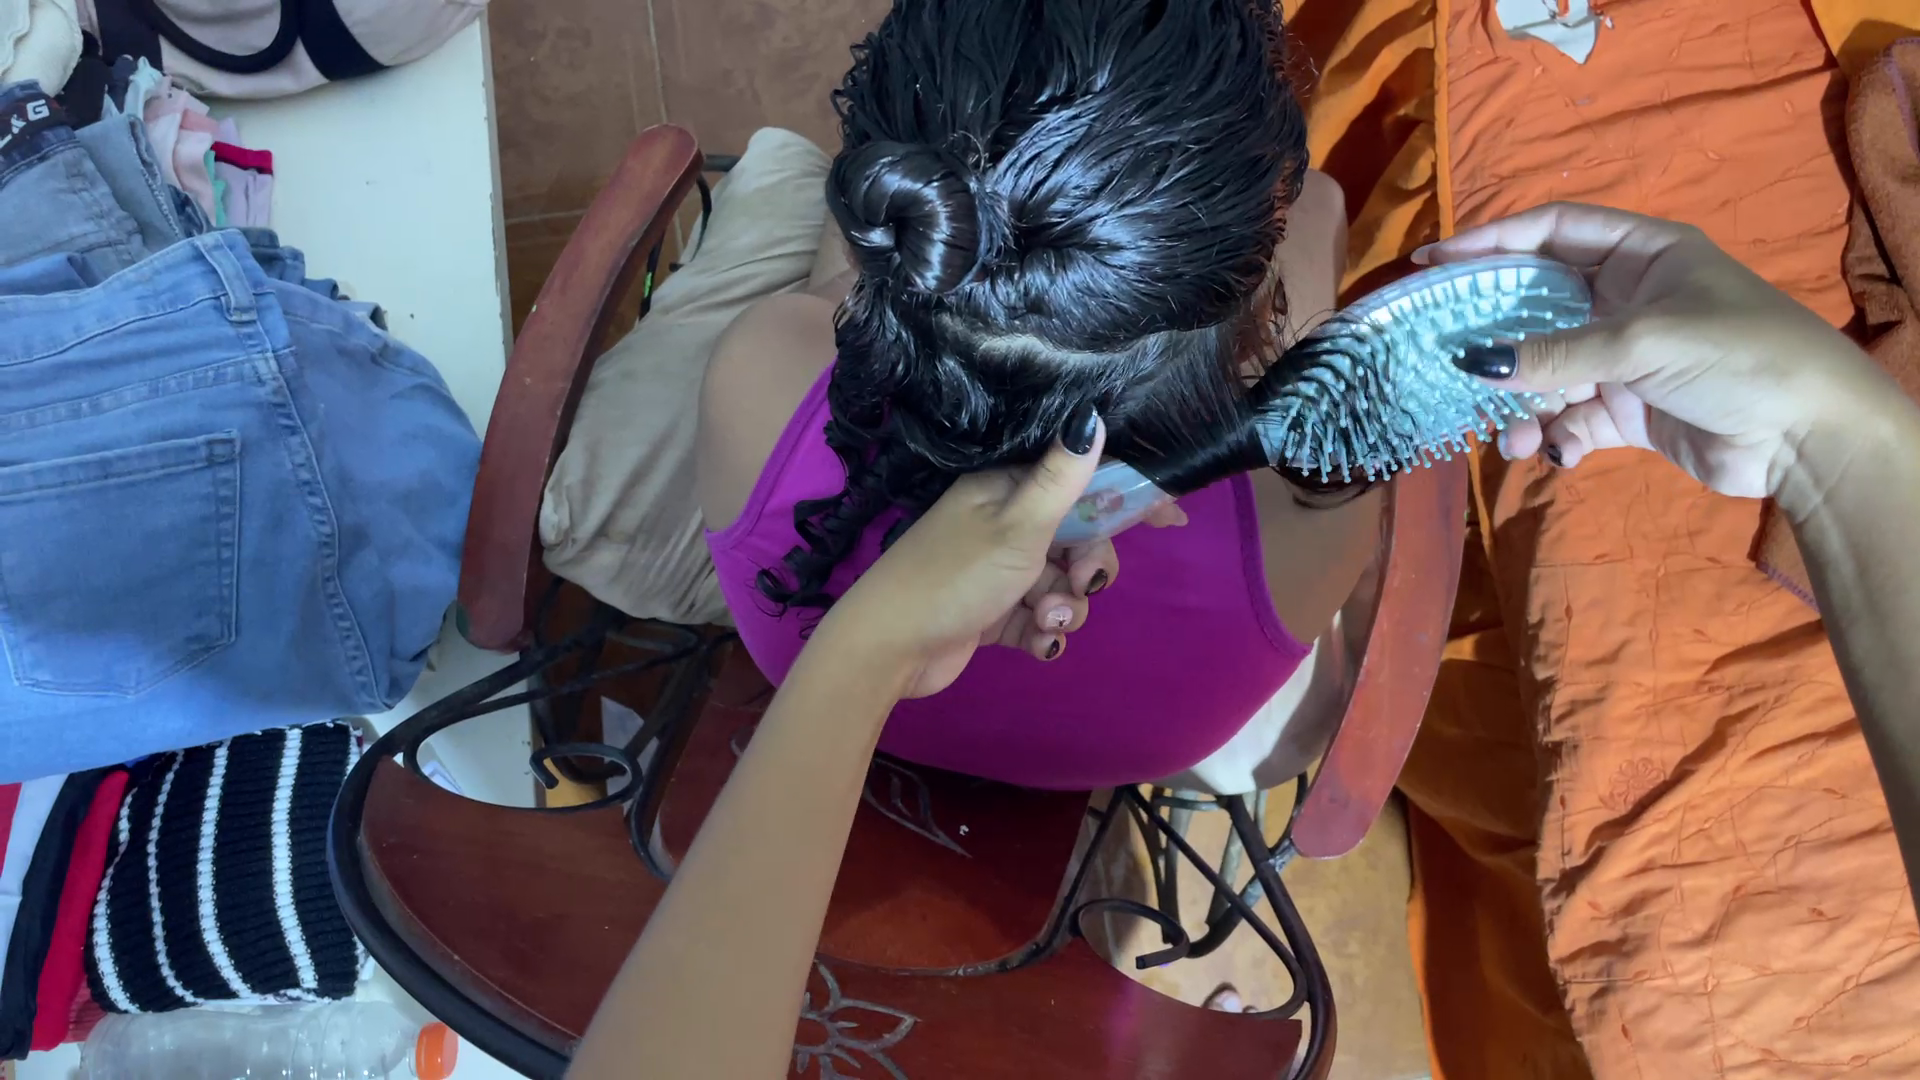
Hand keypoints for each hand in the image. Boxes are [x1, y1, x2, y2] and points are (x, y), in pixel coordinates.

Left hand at [817, 405, 1114, 697]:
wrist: (890, 648)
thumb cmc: (955, 576)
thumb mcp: (1016, 526)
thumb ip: (1061, 479)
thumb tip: (1093, 415)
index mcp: (1007, 490)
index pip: (1079, 481)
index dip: (1126, 498)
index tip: (1171, 519)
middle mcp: (1005, 524)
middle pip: (1078, 539)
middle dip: (1088, 567)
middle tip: (1079, 583)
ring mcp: (1000, 572)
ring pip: (1062, 584)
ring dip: (1065, 606)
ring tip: (1045, 620)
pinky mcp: (995, 612)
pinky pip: (1039, 617)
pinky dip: (1044, 632)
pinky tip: (1037, 643)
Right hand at [1418, 203, 1898, 502]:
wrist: (1808, 440)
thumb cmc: (1742, 359)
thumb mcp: (1642, 344)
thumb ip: (1552, 354)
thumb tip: (1471, 362)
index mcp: (1642, 257)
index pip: (1551, 232)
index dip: (1489, 241)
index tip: (1431, 263)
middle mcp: (1621, 301)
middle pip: (1530, 305)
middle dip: (1489, 335)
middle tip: (1438, 352)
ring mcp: (1614, 356)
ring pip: (1536, 371)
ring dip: (1519, 405)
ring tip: (1512, 434)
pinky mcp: (1613, 406)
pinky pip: (1557, 416)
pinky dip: (1546, 435)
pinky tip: (1548, 452)